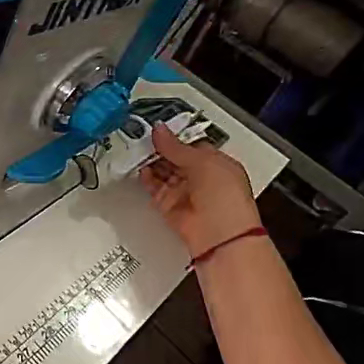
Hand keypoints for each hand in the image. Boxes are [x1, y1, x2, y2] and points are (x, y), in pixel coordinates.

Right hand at [139, 124, 261, 258]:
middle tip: (144, 138)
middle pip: (173, 158)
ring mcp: (183, 191)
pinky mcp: (168, 204)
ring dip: (150, 162)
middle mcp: (199, 177)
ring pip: (162, 171)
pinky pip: (153, 187)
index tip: (158, 129)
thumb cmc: (225, 198)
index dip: (174, 137)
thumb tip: (160, 131)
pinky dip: (146, 178)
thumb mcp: (203, 162)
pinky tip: (141, 169)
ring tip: (138, 151)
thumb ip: (176, 147)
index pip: (190, 145)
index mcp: (215, 163)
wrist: (219, 233)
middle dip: (159, 149)